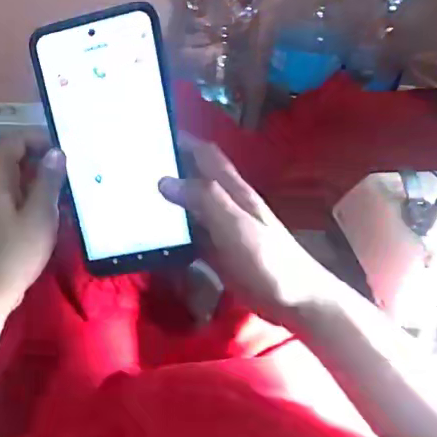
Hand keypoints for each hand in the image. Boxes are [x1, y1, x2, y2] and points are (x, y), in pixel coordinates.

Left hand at [0, 135, 65, 314]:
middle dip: (43, 162)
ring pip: (16, 181)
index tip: (66, 152)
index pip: (15, 141)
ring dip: (41, 184)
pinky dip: (32, 200)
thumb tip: (56, 153)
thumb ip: (49, 180)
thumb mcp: (40, 215)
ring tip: (68, 196)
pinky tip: (52, 216)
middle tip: (73, 174)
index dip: (40, 140)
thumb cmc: (13, 253)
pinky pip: (14, 199)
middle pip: (15, 159)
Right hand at [159, 138, 345, 329]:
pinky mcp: (222, 255)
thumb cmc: (269, 261)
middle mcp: (229, 206)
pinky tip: (159, 237)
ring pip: (193, 208)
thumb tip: (166, 180)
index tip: (155, 134)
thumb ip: (204, 200)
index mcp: (235, 191)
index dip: (184, 141)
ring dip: (172, 201)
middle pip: (197, 179)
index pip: (207, 155)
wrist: (298, 302)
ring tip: (140, 199)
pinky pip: (194, 236)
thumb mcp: (235, 226)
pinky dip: (176, 232)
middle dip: (172, 169)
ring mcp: (226, 231)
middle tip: (138, 168)